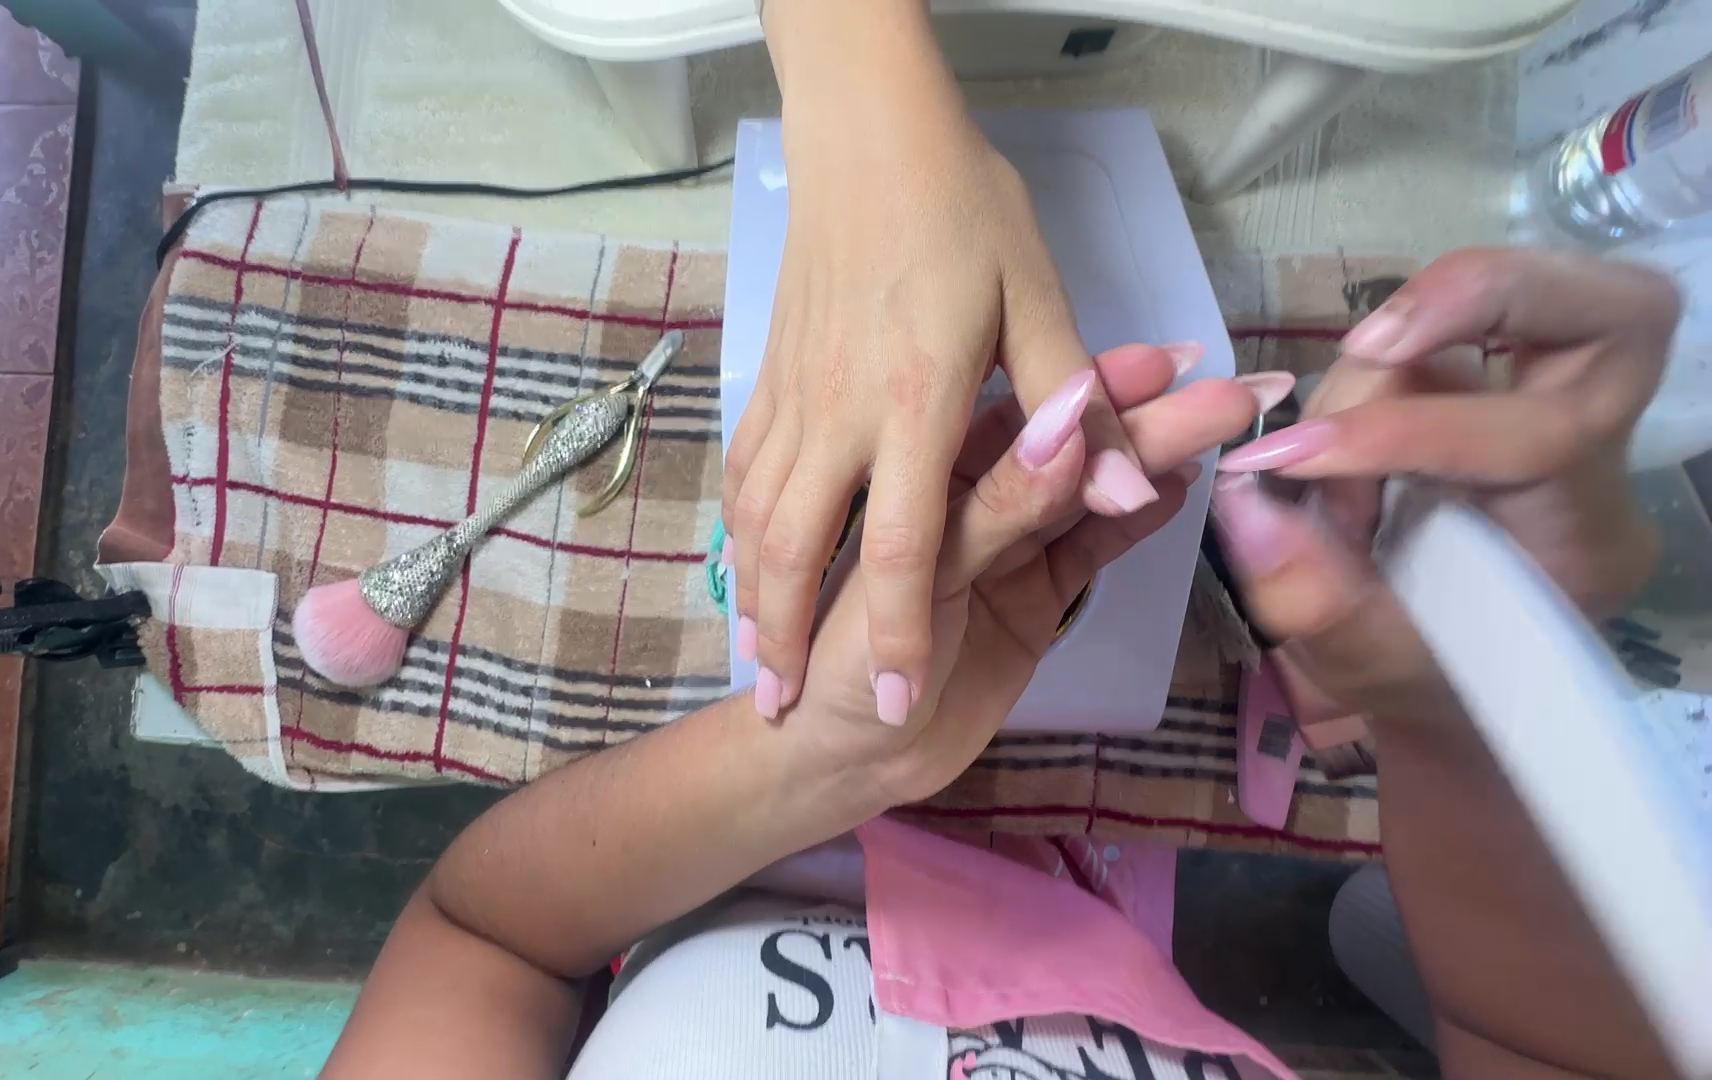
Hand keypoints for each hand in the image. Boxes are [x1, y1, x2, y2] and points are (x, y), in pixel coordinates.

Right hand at [726, 9, 1157, 725]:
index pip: (899, 547)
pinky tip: (743, 558)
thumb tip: (1125, 490)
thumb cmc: (962, 213)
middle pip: (793, 547)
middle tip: (779, 706)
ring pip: (754, 515)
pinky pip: (741, 471)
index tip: (889, 707)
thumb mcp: (1037, 298)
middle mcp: (838, 416)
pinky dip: (738, 528)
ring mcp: (791, 398)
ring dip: (749, 593)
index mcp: (913, 405)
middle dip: (781, 636)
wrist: (865, 140)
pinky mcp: (767, 378)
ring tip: (751, 656)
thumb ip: (1075, 399)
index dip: (894, 635)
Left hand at [779, 346, 1264, 805]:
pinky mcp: (1033, 603)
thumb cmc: (844, 664)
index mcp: (915, 483)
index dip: (1080, 393)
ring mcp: (1004, 554)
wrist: (849, 760)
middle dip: (1133, 423)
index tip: (1157, 362)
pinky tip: (1178, 487)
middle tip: (1223, 391)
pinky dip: (1127, 525)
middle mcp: (964, 507)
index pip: (1008, 427)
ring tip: (1220, 424)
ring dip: (1144, 466)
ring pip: (1080, 501)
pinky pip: (1085, 555)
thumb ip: (991, 510)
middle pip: (1056, 458)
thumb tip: (1071, 426)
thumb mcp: (915, 580)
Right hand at [1210, 248, 1679, 718]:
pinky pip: (1450, 333)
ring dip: (1384, 361)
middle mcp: (1592, 459)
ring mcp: (1550, 414)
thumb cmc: (1417, 678)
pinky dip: (1376, 359)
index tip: (1273, 461)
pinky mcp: (1494, 395)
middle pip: (1614, 314)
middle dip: (1479, 300)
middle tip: (1366, 342)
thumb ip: (1304, 590)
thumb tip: (1240, 496)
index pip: (1527, 442)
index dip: (1392, 434)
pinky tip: (1332, 433)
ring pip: (1518, 305)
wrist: (1458, 676)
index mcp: (1575, 536)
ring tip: (1318, 454)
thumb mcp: (1356, 661)